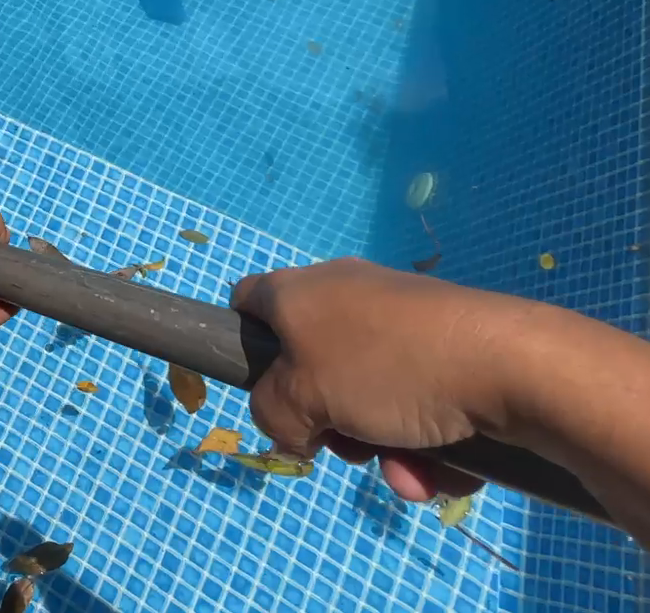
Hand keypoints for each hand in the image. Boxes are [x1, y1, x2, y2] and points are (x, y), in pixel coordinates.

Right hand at [231, 257, 540, 500]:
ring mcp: (402, 312)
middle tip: (341, 445)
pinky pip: (421, 389)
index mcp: (293, 290)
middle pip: (312, 357)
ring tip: (406, 473)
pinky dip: (427, 433)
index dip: (246, 345)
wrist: (517, 364)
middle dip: (325, 413)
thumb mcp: (300, 401)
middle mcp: (341, 290)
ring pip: (370, 383)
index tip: (267, 388)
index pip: (246, 304)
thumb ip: (272, 415)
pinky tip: (445, 470)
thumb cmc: (382, 368)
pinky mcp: (457, 338)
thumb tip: (288, 429)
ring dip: (378, 436)